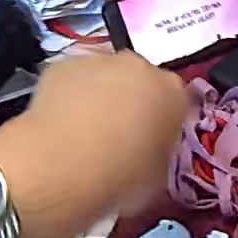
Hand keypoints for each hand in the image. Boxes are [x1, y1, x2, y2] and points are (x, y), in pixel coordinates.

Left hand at [0, 54, 190, 237]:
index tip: (153, 137)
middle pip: (140, 79)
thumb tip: (148, 150)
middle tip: (118, 134)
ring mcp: (99, 60)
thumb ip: (159, 151)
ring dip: (99, 94)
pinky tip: (61, 122)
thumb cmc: (118, 177)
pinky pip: (73, 78)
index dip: (164, 119)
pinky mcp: (64, 63)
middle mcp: (139, 66)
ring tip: (83, 130)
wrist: (61, 166)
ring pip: (104, 74)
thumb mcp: (157, 177)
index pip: (176, 98)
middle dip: (132, 100)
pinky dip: (69, 94)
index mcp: (171, 92)